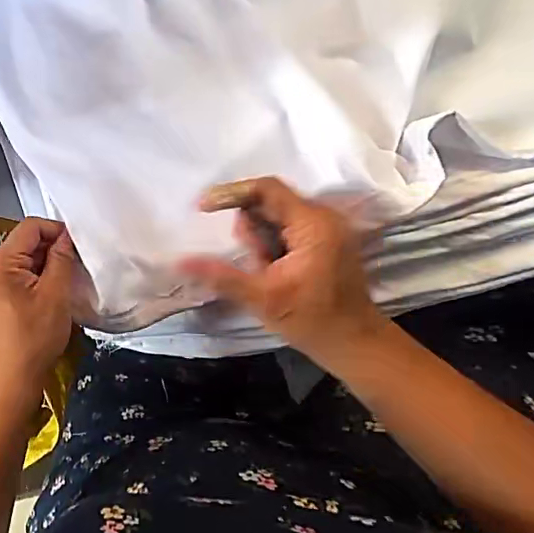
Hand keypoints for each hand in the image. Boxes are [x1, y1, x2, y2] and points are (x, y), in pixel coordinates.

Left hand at [0, 217, 77, 384]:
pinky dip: (40, 277)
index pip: (30, 227)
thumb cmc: (35, 337)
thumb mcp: (55, 294)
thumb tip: (68, 237)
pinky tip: (56, 291)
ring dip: (48, 264)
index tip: (79, 245)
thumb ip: (62, 259)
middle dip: (53, 248)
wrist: (15, 377)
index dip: (56, 230)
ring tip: (69, 279)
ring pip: (25, 259)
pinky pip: (21, 275)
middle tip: (78, 264)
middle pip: (26, 242)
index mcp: (0, 263)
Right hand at [177, 176, 388, 360]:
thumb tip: (179, 263)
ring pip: (273, 215)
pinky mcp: (324, 237)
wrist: (354, 342)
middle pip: (267, 202)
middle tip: (255, 265)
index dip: (230, 193)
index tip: (202, 208)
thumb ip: (220, 276)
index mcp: (314, 224)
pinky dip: (270, 244)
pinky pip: (284, 226)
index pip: (266, 189)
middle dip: (250, 231)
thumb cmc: (312, 320)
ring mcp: (326, 226)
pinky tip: (273, 269)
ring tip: (267, 272)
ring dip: (259, 240)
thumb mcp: (261, 299)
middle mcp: (323, 216)